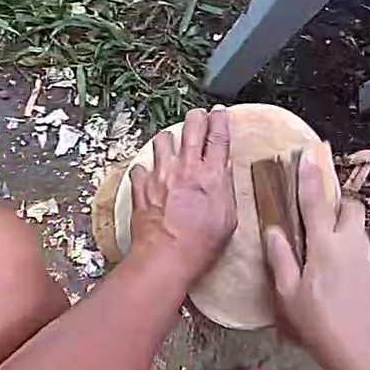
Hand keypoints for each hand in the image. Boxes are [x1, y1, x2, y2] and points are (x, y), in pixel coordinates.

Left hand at [127, 107, 237, 278]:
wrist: (166, 256)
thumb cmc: (200, 244)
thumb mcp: (228, 219)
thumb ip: (225, 191)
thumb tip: (223, 176)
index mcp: (212, 175)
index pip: (219, 137)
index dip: (220, 121)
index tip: (220, 113)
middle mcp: (186, 168)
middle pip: (193, 128)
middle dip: (198, 117)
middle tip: (199, 115)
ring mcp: (161, 174)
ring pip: (163, 140)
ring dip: (169, 139)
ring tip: (171, 143)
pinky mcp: (142, 186)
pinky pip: (141, 167)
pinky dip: (146, 169)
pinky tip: (149, 175)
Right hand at [264, 142, 369, 369]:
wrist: (362, 353)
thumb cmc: (319, 324)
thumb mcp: (288, 294)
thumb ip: (281, 258)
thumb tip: (273, 230)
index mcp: (325, 245)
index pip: (315, 202)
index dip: (310, 177)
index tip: (307, 155)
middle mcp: (350, 245)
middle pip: (350, 207)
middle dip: (337, 202)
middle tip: (318, 213)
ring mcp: (367, 260)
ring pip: (358, 229)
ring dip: (343, 227)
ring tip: (324, 246)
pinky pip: (361, 252)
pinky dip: (349, 251)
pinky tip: (337, 274)